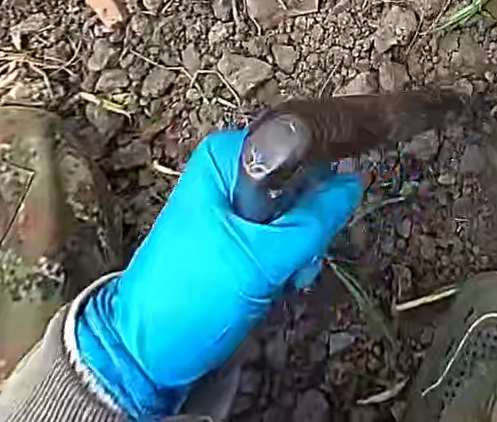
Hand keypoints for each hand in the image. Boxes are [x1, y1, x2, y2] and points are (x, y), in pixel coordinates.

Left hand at [74, 131, 361, 416]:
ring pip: (291, 206)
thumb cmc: (193, 295)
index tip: (330, 204)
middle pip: (296, 176)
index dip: (319, 171)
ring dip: (300, 243)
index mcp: (225, 155)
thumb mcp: (263, 258)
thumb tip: (354, 182)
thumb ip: (315, 220)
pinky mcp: (234, 229)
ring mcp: (230, 200)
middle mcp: (228, 168)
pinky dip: (287, 253)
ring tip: (290, 275)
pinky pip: (277, 227)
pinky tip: (282, 280)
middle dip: (308, 219)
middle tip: (304, 254)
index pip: (294, 141)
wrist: (141, 357)